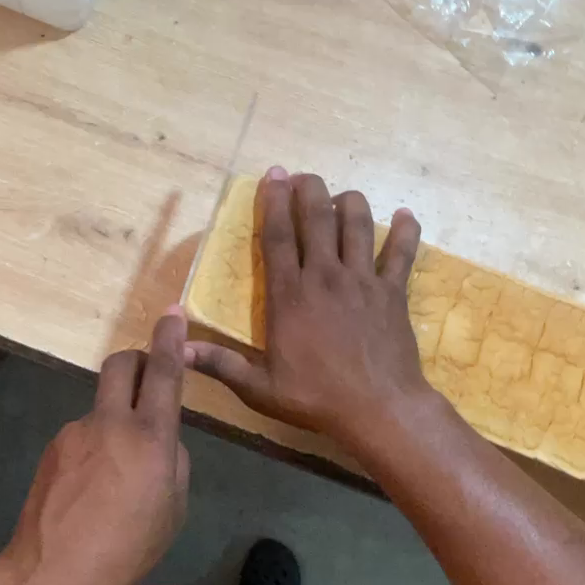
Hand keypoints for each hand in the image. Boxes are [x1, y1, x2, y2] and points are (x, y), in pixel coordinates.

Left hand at [0, 309, 191, 584]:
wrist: (53, 570)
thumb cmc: (127, 548)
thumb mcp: (174, 508)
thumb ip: (174, 461)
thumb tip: (162, 439)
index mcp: (150, 437)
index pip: (163, 373)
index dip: (171, 339)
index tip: (173, 313)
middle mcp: (109, 422)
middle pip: (121, 364)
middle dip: (137, 358)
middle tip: (148, 376)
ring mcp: (74, 431)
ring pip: (102, 406)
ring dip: (115, 420)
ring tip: (117, 475)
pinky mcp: (53, 447)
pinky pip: (83, 435)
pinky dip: (95, 447)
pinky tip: (91, 488)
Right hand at [187, 166, 440, 454]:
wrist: (378, 408)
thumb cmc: (314, 398)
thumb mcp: (258, 388)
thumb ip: (219, 364)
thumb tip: (179, 348)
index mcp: (289, 295)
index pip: (278, 237)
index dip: (274, 202)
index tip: (273, 175)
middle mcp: (325, 277)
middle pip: (318, 218)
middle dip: (310, 190)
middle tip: (304, 176)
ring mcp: (363, 281)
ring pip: (358, 225)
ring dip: (350, 203)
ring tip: (343, 196)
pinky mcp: (393, 292)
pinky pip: (402, 252)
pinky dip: (405, 231)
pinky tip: (404, 215)